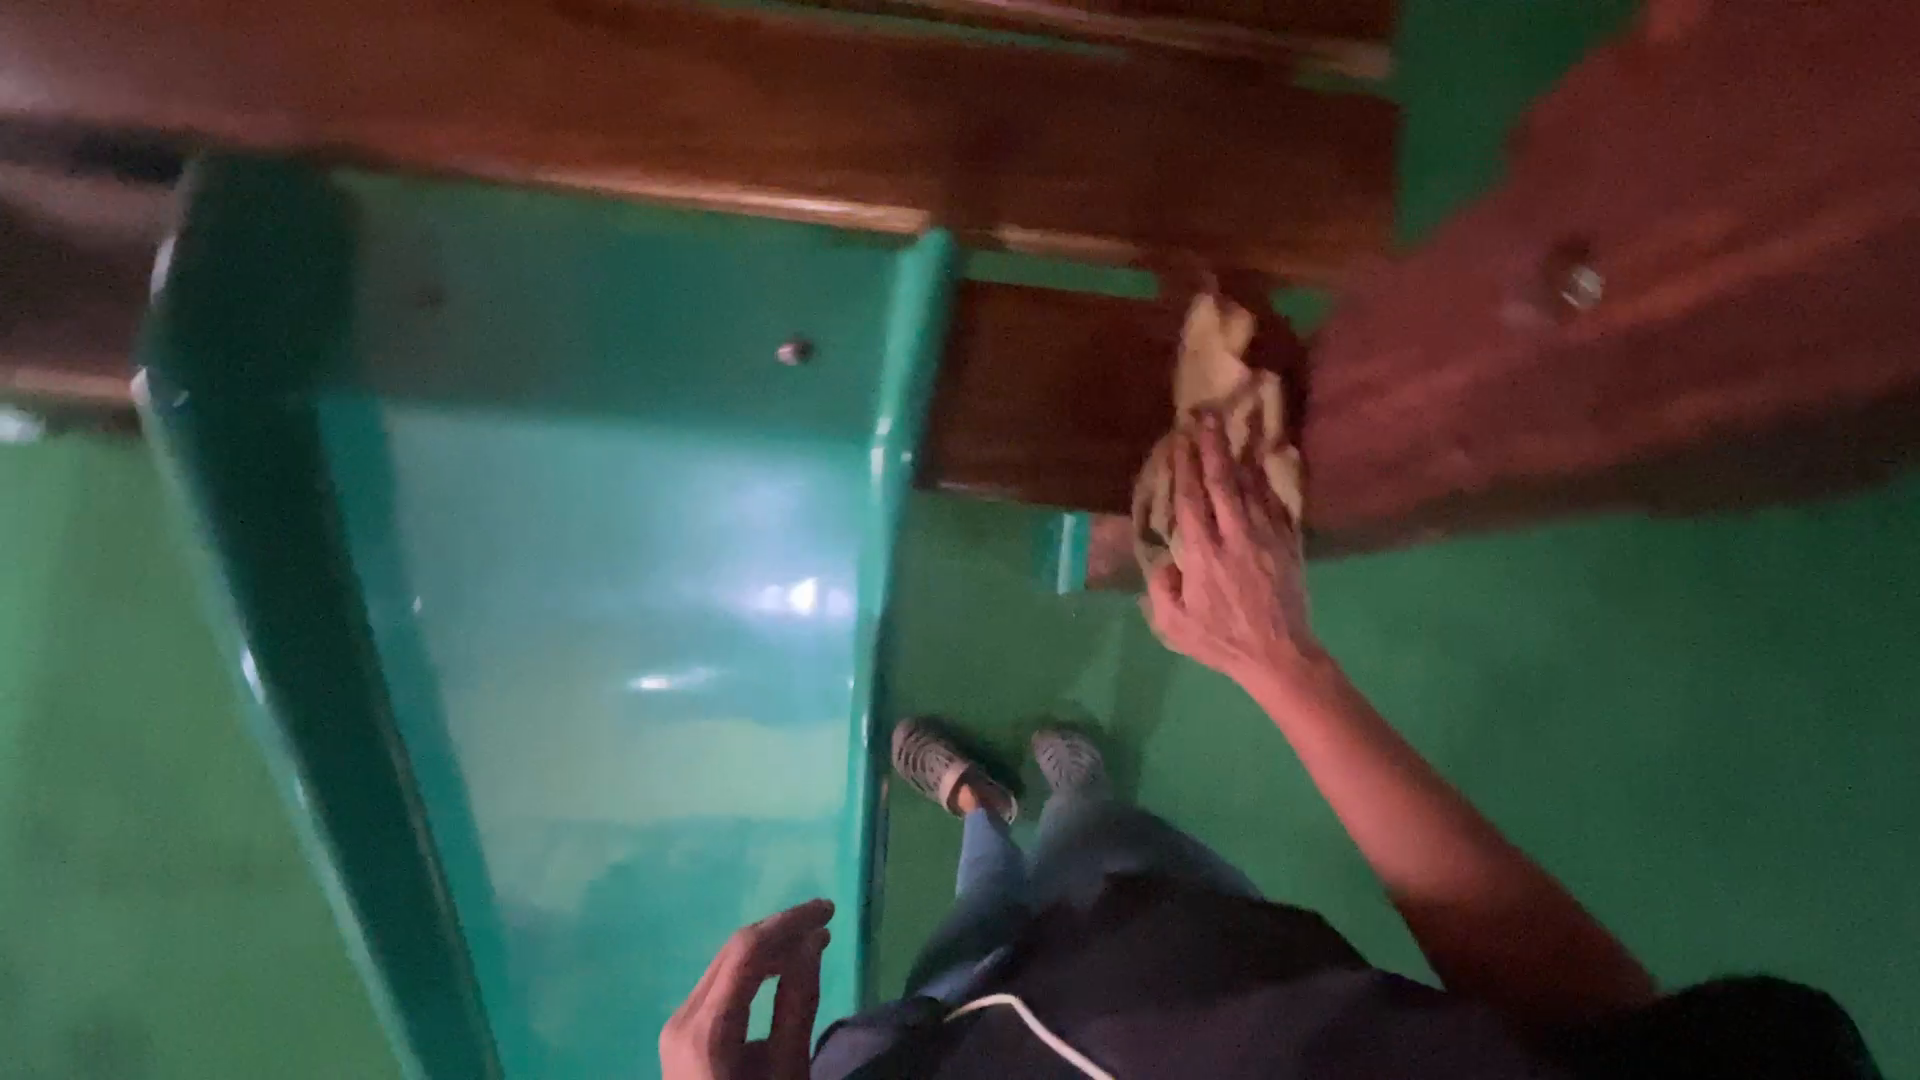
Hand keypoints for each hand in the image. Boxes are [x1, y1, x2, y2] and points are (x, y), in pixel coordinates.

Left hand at [660, 899, 832, 1079]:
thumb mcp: (788, 1071)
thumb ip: (799, 1003)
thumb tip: (813, 941)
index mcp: (707, 1030)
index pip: (748, 950)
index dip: (790, 921)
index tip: (829, 910)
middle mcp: (683, 1018)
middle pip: (734, 950)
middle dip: (781, 929)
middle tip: (825, 921)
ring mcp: (676, 1026)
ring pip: (726, 962)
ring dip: (769, 947)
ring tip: (811, 942)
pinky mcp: (680, 1035)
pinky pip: (720, 984)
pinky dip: (753, 969)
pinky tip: (781, 968)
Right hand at [1143, 417, 1323, 685]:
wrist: (1279, 655)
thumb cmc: (1221, 641)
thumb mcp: (1174, 625)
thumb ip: (1160, 589)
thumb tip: (1165, 561)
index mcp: (1204, 554)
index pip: (1191, 500)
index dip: (1184, 466)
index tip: (1180, 439)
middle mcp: (1235, 536)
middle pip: (1222, 481)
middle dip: (1213, 446)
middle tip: (1206, 415)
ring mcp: (1267, 538)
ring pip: (1252, 487)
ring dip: (1239, 456)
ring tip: (1232, 431)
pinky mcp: (1289, 545)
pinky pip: (1277, 504)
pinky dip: (1268, 482)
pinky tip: (1261, 466)